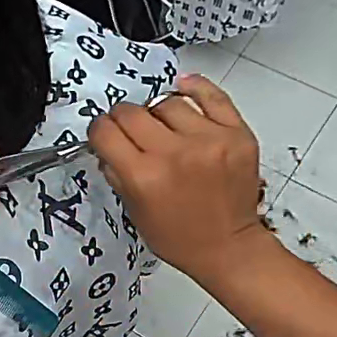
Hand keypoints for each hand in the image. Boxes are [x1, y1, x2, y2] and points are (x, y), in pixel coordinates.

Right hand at [90, 74, 277, 284]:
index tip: (106, 134)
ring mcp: (209, 141)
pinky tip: (183, 91)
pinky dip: (195, 89)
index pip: (105, 131)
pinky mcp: (236, 134)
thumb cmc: (182, 238)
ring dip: (159, 113)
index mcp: (144, 177)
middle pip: (132, 112)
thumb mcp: (135, 213)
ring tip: (164, 130)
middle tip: (132, 132)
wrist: (228, 247)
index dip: (100, 131)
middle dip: (124, 120)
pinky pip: (212, 95)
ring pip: (168, 102)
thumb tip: (108, 144)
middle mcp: (175, 154)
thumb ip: (117, 174)